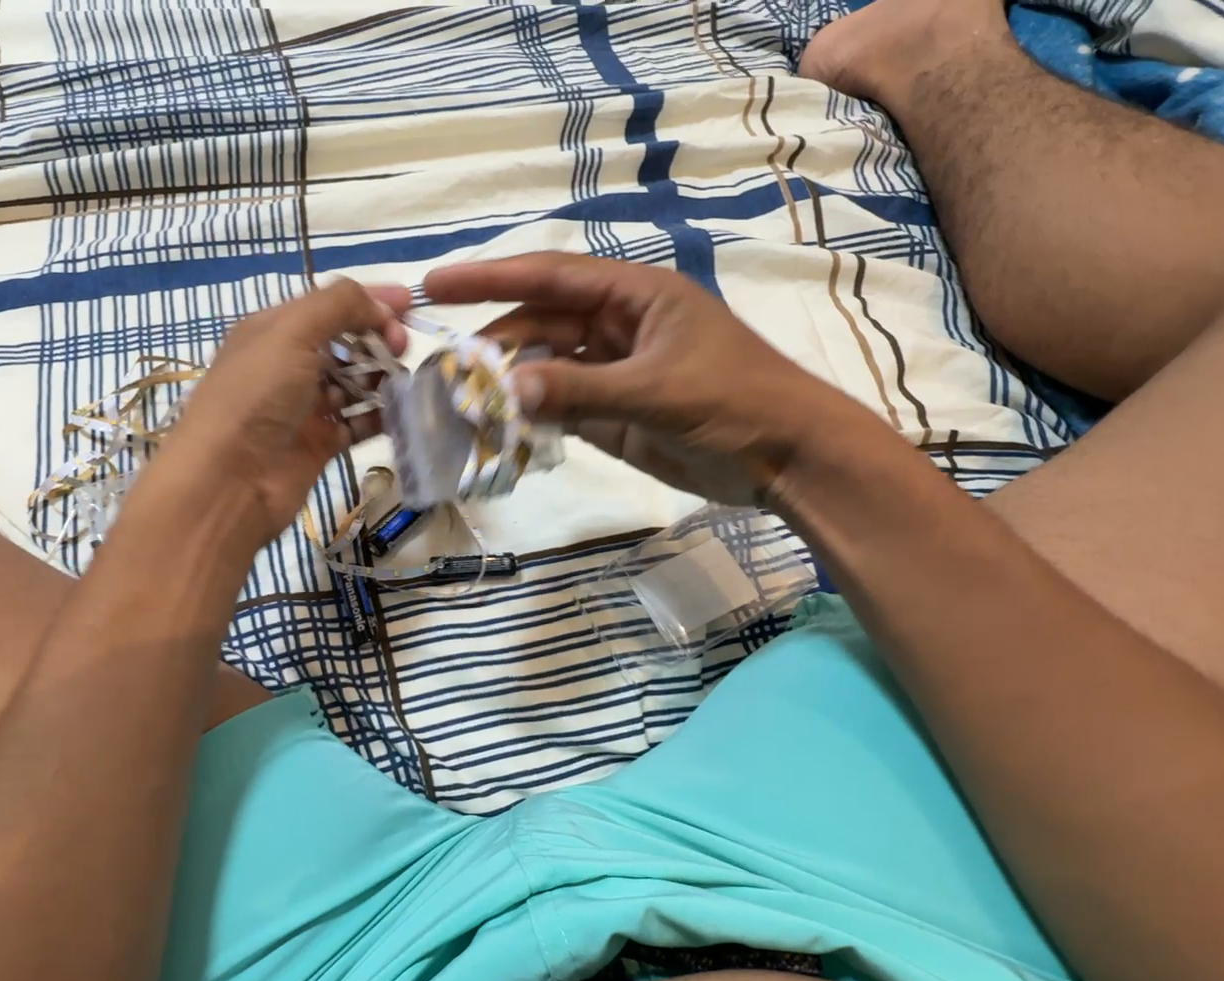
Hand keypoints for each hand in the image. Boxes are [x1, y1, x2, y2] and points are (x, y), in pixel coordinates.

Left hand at [156, 280, 410, 541]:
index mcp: (274, 330)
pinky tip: (400, 411)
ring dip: (381, 377)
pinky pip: (358, 423)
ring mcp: (305, 407)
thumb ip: (337, 306)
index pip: (329, 304)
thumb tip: (380, 308)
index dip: (369, 299)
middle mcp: (288, 365)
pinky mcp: (319, 444)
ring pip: (354, 383)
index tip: (410, 303)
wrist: (228, 481)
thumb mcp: (290, 332)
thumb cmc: (254, 396)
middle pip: (345, 342)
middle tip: (402, 346)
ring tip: (403, 379)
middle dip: (378, 338)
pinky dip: (380, 416)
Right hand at [424, 253, 887, 507]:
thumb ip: (580, 390)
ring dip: (508, 382)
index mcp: (636, 296)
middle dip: (494, 341)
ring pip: (545, 367)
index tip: (436, 284)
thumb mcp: (656, 391)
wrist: (787, 459)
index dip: (491, 278)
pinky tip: (499, 425)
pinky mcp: (612, 414)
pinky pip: (558, 407)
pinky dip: (529, 416)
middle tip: (443, 365)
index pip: (551, 277)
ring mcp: (612, 371)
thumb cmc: (735, 402)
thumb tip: (507, 390)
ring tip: (462, 400)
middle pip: (540, 323)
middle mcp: (617, 326)